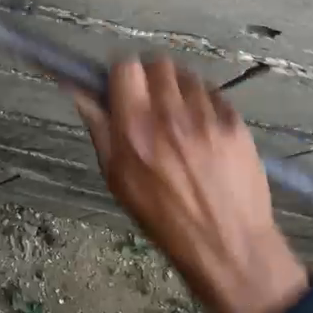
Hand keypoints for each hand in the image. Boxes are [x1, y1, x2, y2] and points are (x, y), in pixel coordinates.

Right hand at [74, 58, 308, 312]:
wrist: (230, 249)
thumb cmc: (164, 217)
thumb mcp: (117, 178)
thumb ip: (98, 127)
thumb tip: (77, 88)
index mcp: (136, 128)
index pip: (125, 66)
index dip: (123, 72)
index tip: (125, 85)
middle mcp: (170, 115)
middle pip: (157, 63)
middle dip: (151, 76)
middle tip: (153, 98)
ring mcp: (207, 118)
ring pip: (187, 75)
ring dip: (179, 87)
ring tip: (181, 113)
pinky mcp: (235, 125)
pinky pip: (215, 93)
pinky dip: (206, 102)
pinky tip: (205, 126)